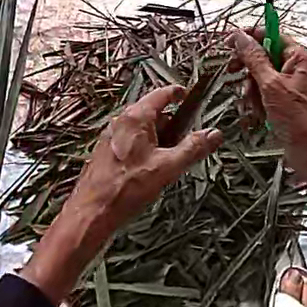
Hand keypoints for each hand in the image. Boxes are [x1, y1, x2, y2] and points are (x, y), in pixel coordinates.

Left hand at [19, 85, 222, 304]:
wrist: (92, 212)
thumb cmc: (126, 189)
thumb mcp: (168, 168)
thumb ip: (192, 149)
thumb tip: (214, 134)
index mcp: (136, 118)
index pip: (161, 94)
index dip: (178, 93)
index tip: (188, 95)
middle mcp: (121, 121)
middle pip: (152, 111)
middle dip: (171, 122)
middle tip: (185, 137)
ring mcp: (112, 136)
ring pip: (141, 127)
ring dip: (158, 136)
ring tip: (170, 158)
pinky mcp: (107, 151)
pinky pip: (131, 140)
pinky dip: (145, 146)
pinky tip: (151, 168)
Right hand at [228, 29, 306, 192]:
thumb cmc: (302, 123)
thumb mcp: (271, 86)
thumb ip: (254, 58)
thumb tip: (240, 37)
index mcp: (300, 58)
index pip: (271, 34)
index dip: (250, 36)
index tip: (231, 40)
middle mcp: (298, 69)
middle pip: (264, 55)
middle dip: (249, 68)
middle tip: (235, 70)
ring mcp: (292, 86)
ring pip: (261, 76)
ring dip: (253, 89)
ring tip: (256, 102)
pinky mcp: (287, 102)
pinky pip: (265, 93)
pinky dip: (259, 102)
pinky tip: (262, 113)